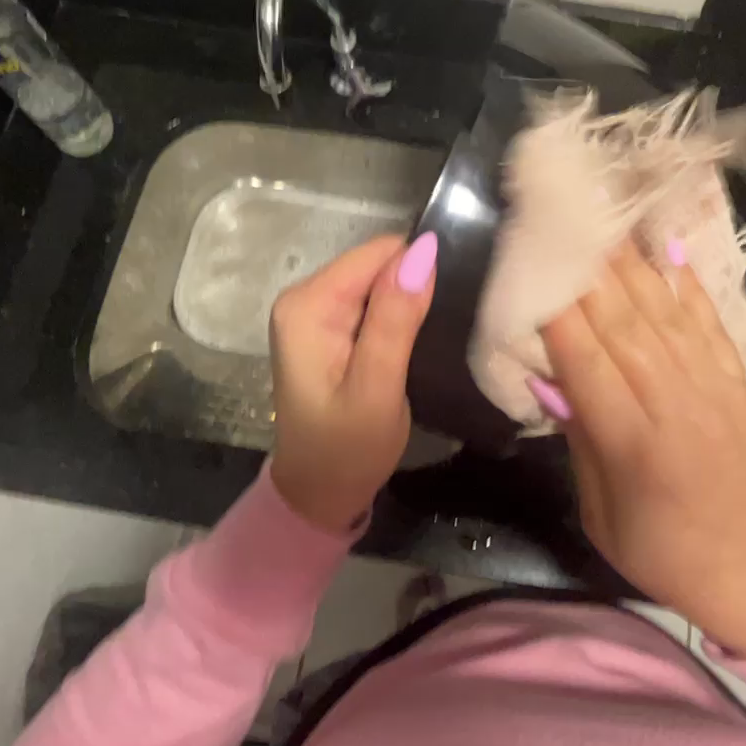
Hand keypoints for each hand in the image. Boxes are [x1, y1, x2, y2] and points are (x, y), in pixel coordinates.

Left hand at [268, 233, 436, 533]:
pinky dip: (394, 319)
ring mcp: (314, 313)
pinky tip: (408, 347)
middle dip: (411, 288)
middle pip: (376, 264)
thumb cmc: (348, 450)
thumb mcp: (377, 388)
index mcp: (308, 305)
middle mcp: (304, 298)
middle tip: (433, 336)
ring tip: (426, 342)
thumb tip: (424, 250)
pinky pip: (371, 303)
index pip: (377, 253)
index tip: (441, 312)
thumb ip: (395, 319)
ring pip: (378, 282)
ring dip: (406, 305)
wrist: (319, 495)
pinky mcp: (328, 330)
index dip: (416, 274)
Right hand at [540, 244, 745, 655]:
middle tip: (556, 219)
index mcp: (633, 440)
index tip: (527, 263)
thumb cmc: (662, 553)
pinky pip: (709, 323)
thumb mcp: (601, 511)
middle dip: (584, 268)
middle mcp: (674, 401)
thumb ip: (580, 438)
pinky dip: (686, 285)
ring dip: (628, 263)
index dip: (553, 306)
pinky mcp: (738, 384)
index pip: (584, 356)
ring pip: (663, 311)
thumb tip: (549, 377)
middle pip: (622, 320)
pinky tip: (666, 251)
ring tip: (601, 219)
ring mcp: (712, 387)